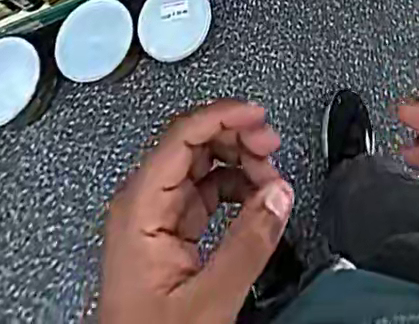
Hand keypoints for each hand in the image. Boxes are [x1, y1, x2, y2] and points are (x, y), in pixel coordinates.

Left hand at [99, 99, 294, 323]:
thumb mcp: (206, 303)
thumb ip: (247, 245)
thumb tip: (279, 194)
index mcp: (140, 207)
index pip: (182, 133)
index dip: (224, 116)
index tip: (258, 116)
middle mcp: (144, 203)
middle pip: (194, 140)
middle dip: (238, 136)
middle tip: (271, 146)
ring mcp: (157, 216)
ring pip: (204, 161)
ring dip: (242, 159)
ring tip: (270, 178)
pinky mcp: (171, 231)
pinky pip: (209, 187)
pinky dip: (238, 184)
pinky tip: (256, 199)